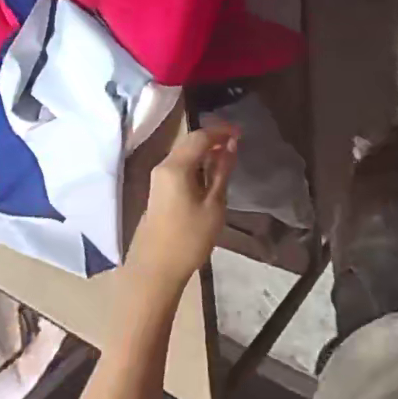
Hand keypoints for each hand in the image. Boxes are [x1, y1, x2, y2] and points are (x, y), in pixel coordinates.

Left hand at [124, 123, 237, 293]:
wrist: (156, 267)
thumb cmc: (190, 237)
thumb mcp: (214, 204)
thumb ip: (222, 171)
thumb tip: (230, 145)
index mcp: (175, 166)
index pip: (199, 137)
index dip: (221, 131)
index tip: (241, 132)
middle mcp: (163, 165)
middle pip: (188, 141)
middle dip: (212, 138)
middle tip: (236, 142)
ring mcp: (158, 177)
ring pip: (183, 153)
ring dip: (204, 150)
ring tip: (227, 156)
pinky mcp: (159, 189)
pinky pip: (179, 165)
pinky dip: (196, 162)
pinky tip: (210, 172)